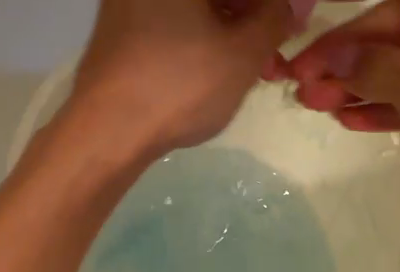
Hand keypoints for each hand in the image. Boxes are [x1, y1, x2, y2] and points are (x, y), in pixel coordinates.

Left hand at [67, 0, 296, 161]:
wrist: (105, 131)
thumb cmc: (178, 87)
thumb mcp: (241, 56)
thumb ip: (274, 20)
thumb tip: (294, 3)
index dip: (274, 5)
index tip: (291, 22)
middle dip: (249, 13)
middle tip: (271, 49)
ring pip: (193, 7)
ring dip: (228, 25)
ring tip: (248, 63)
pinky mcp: (117, 25)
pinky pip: (169, 18)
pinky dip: (198, 34)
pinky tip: (213, 66)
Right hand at [286, 0, 399, 223]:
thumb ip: (378, 67)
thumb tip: (339, 56)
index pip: (391, 4)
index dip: (342, 32)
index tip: (301, 58)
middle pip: (397, 31)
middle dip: (346, 60)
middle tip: (299, 91)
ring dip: (362, 86)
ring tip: (317, 108)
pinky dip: (391, 107)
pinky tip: (355, 120)